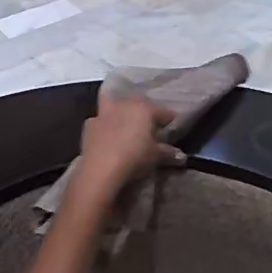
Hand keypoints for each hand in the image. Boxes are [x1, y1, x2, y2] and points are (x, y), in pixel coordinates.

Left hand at [68, 93, 183, 209]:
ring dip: (122, 112)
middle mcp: (124, 104)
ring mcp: (104, 112)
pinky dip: (106, 125)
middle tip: (150, 127)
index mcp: (144, 109)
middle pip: (139, 105)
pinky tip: (108, 136)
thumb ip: (168, 153)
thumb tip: (181, 156)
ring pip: (116, 105)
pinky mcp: (90, 123)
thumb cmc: (134, 157)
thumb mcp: (155, 156)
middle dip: (146, 114)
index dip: (170, 120)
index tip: (174, 127)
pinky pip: (101, 120)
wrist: (101, 168)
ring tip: (126, 125)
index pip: (164, 112)